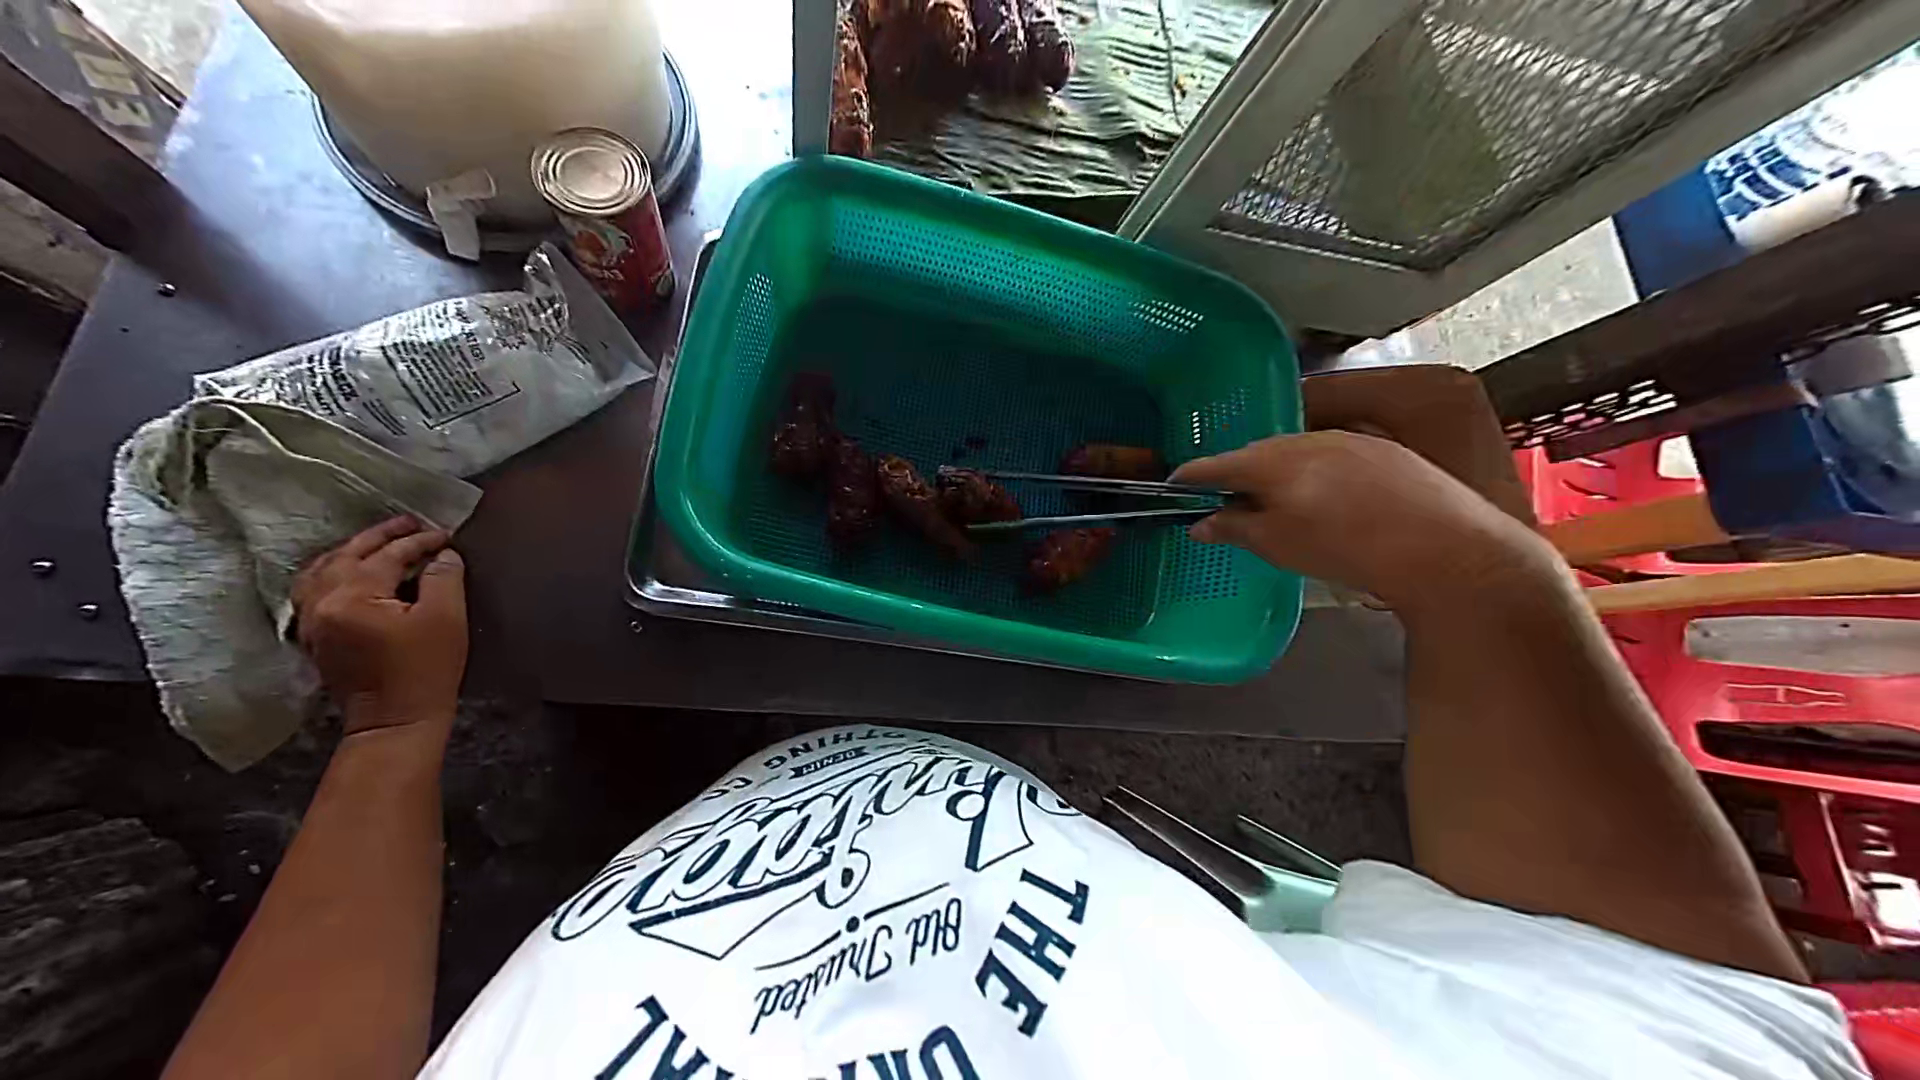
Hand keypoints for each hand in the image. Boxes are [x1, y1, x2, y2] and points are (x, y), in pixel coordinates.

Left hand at [291, 516, 467, 732]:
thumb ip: (444, 578)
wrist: (396, 719)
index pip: (389, 556)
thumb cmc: (427, 668)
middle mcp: (322, 603)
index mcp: (353, 597)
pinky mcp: (315, 635)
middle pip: (348, 556)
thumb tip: (443, 555)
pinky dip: (334, 571)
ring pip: (323, 570)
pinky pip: (314, 589)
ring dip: (353, 550)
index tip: (447, 536)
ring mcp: (312, 620)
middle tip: (411, 524)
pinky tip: (351, 570)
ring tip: (380, 541)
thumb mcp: (447, 618)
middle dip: (382, 537)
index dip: (421, 542)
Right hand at [1170, 365, 1555, 612]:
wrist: (1448, 550)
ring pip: (1296, 450)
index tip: (1178, 486)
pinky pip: (1331, 452)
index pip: (1217, 463)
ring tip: (1280, 503)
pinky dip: (1314, 471)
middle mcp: (1307, 439)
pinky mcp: (1384, 449)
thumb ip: (1233, 529)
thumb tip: (1201, 523)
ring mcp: (1350, 439)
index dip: (1192, 476)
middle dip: (1238, 473)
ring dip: (1278, 471)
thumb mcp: (1278, 546)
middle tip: (1230, 503)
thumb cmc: (1347, 550)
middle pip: (1256, 452)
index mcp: (1272, 461)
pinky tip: (1328, 499)